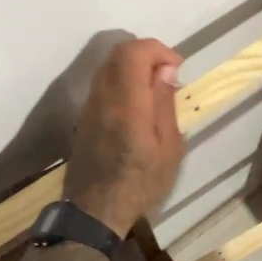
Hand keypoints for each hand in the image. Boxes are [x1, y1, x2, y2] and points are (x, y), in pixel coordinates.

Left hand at [62, 38, 184, 234]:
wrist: (96, 210)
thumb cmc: (141, 183)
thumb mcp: (168, 148)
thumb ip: (164, 104)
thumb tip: (164, 70)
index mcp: (127, 103)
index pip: (134, 52)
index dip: (158, 50)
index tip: (176, 68)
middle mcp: (103, 97)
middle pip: (118, 52)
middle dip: (147, 54)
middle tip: (167, 75)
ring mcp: (90, 105)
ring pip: (108, 66)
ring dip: (133, 67)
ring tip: (155, 90)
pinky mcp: (85, 116)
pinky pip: (103, 83)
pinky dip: (122, 81)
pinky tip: (138, 105)